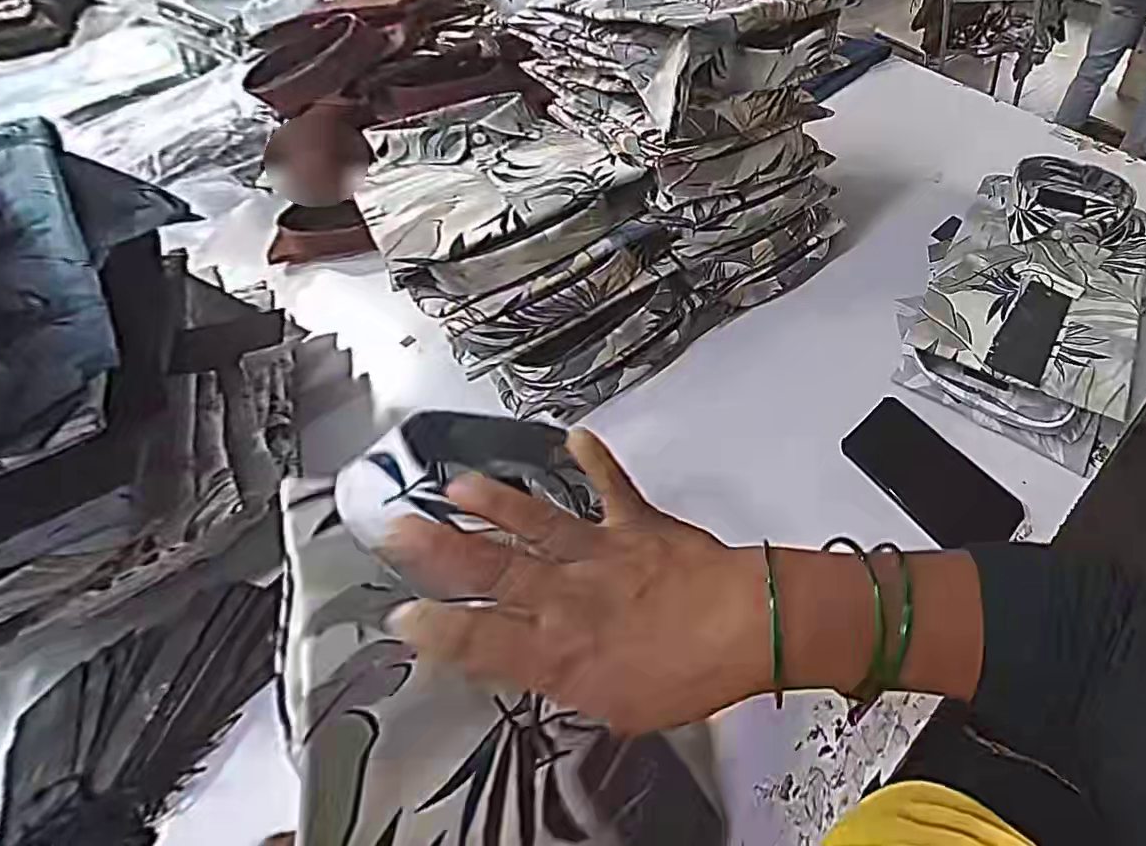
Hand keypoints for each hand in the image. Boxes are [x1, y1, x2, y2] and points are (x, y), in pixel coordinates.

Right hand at [382, 430, 767, 733]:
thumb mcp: (620, 708)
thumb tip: (560, 672)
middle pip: (492, 571)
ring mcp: (606, 554)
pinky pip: (613, 487)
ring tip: (460, 483)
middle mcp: (573, 597)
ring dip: (498, 503)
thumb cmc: (695, 671)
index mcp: (560, 653)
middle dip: (438, 550)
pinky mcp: (640, 525)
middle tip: (396, 529)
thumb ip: (575, 683)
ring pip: (540, 525)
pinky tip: (576, 438)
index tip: (402, 614)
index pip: (476, 640)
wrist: (749, 625)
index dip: (433, 628)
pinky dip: (595, 460)